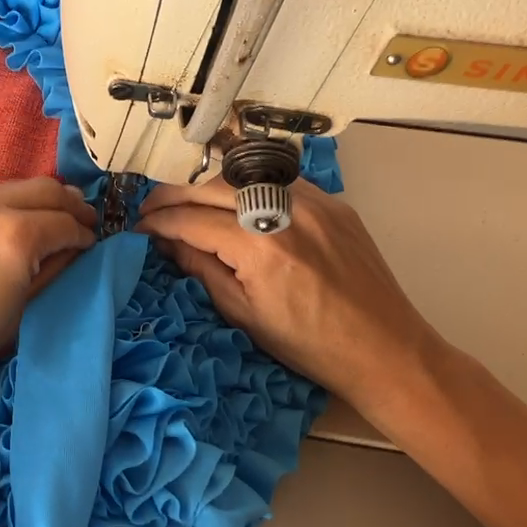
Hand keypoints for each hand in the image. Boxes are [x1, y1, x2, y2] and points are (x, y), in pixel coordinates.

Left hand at [0, 178, 97, 398]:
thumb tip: (74, 249)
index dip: (86, 234)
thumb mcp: (19, 314)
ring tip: (47, 219)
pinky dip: (4, 204)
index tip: (93, 243)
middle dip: (69, 204)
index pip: (66, 222)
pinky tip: (4, 224)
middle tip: (83, 221)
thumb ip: (53, 272)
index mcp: (15, 236)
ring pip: (12, 187)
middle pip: (44, 189)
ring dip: (36, 199)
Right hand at [135, 177, 443, 414]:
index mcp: (260, 248)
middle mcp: (286, 212)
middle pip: (212, 188)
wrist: (387, 351)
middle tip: (150, 208)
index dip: (159, 223)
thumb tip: (168, 243)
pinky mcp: (334, 204)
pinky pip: (280, 181)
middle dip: (174, 196)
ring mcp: (314, 203)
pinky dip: (249, 187)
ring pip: (245, 175)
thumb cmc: (311, 346)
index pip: (192, 221)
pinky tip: (235, 203)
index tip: (138, 229)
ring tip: (188, 204)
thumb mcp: (244, 316)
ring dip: (209, 187)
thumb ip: (202, 270)